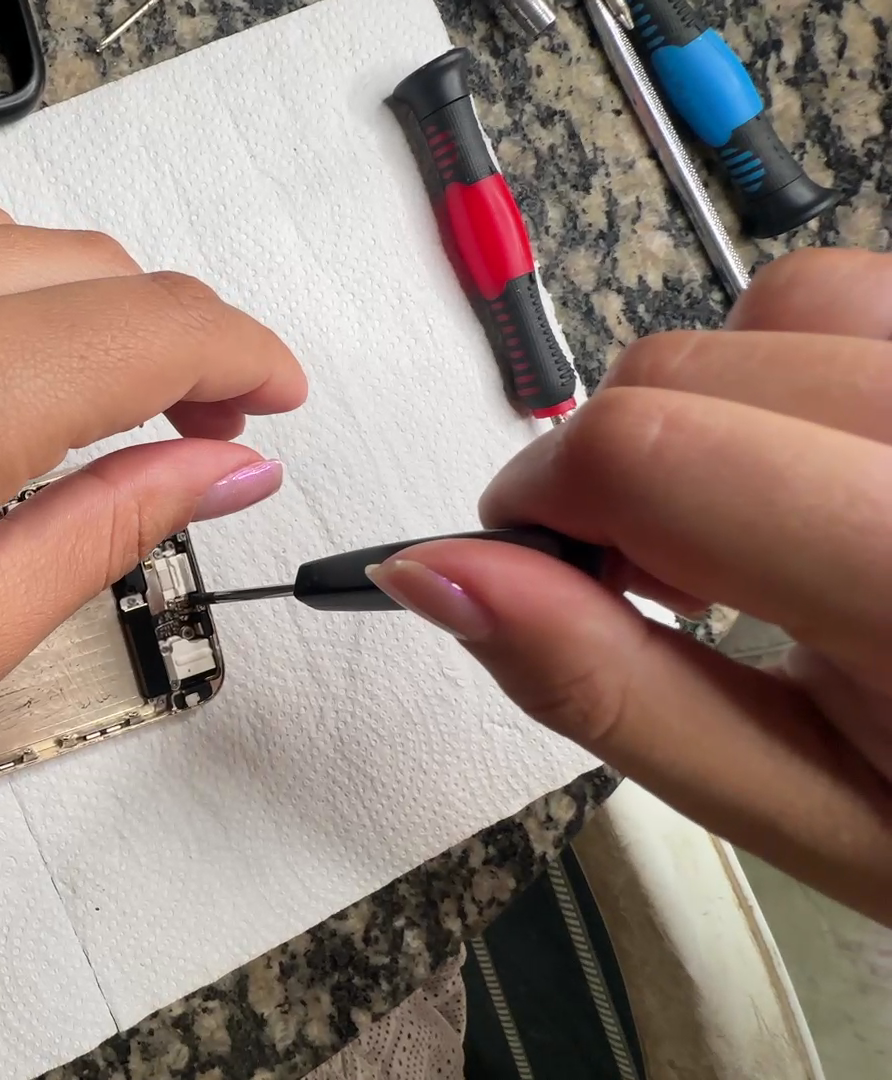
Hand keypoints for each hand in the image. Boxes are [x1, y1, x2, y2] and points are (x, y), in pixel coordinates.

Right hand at [366, 248, 891, 922]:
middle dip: (607, 463)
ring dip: (706, 405)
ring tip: (750, 510)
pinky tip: (816, 462)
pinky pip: (862, 295)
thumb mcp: (789, 802)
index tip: (535, 561)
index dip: (538, 495)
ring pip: (785, 304)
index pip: (647, 453)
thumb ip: (594, 683)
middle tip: (657, 570)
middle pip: (684, 369)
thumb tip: (429, 573)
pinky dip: (795, 362)